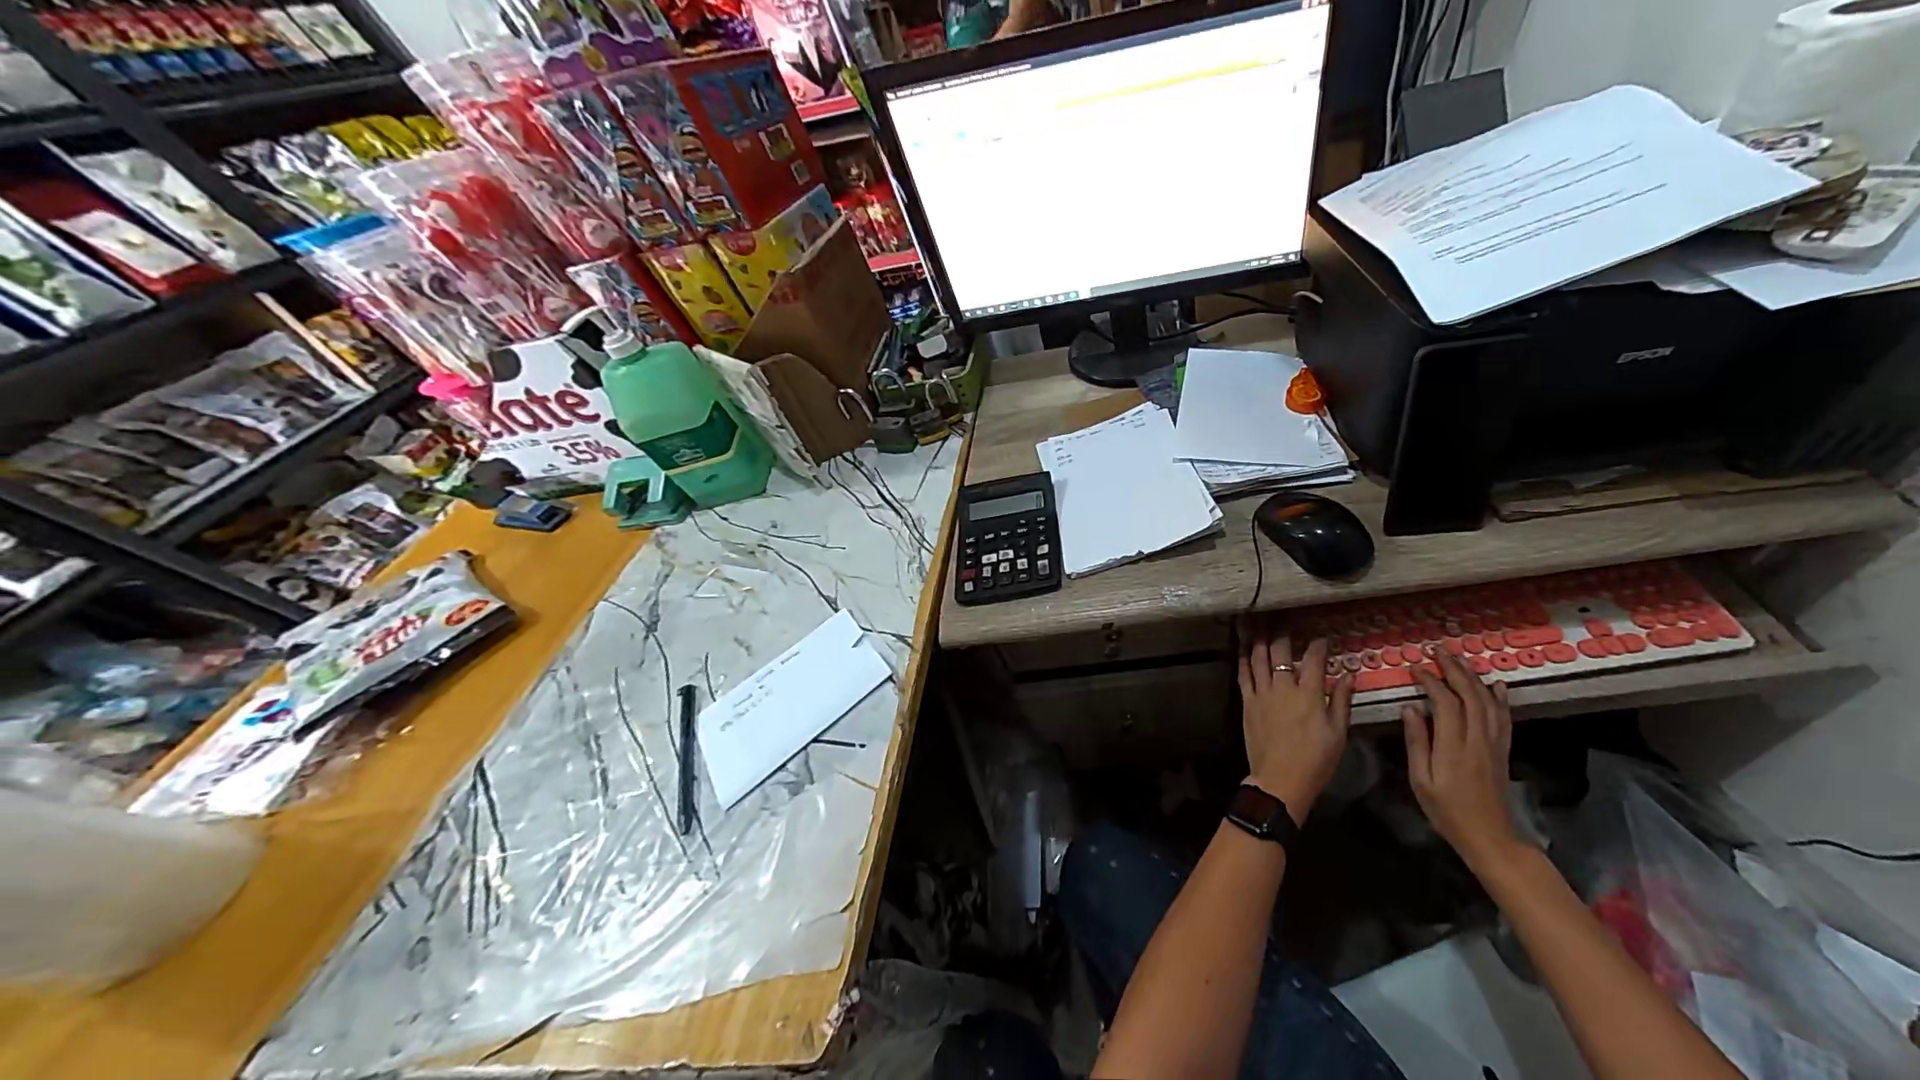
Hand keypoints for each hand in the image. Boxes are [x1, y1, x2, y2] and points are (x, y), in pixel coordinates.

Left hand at [1236, 624, 1352, 822]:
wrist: (1281, 778)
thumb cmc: (1316, 759)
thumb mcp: (1338, 732)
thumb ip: (1340, 700)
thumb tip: (1348, 675)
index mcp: (1309, 694)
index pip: (1314, 659)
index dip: (1317, 645)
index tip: (1321, 638)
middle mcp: (1283, 687)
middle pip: (1281, 652)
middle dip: (1284, 636)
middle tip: (1285, 626)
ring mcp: (1262, 693)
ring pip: (1258, 659)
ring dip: (1260, 642)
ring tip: (1262, 630)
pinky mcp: (1247, 703)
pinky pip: (1243, 676)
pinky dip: (1244, 661)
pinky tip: (1244, 651)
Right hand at [1404, 650, 1518, 868]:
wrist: (1489, 836)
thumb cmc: (1446, 810)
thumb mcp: (1420, 779)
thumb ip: (1416, 742)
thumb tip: (1411, 708)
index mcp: (1453, 747)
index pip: (1445, 703)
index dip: (1431, 681)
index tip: (1415, 668)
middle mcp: (1478, 740)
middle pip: (1470, 696)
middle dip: (1454, 671)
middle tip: (1438, 652)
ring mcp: (1494, 744)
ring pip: (1488, 703)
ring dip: (1474, 678)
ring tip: (1460, 660)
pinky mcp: (1502, 750)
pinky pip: (1504, 718)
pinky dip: (1500, 698)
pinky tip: (1495, 685)